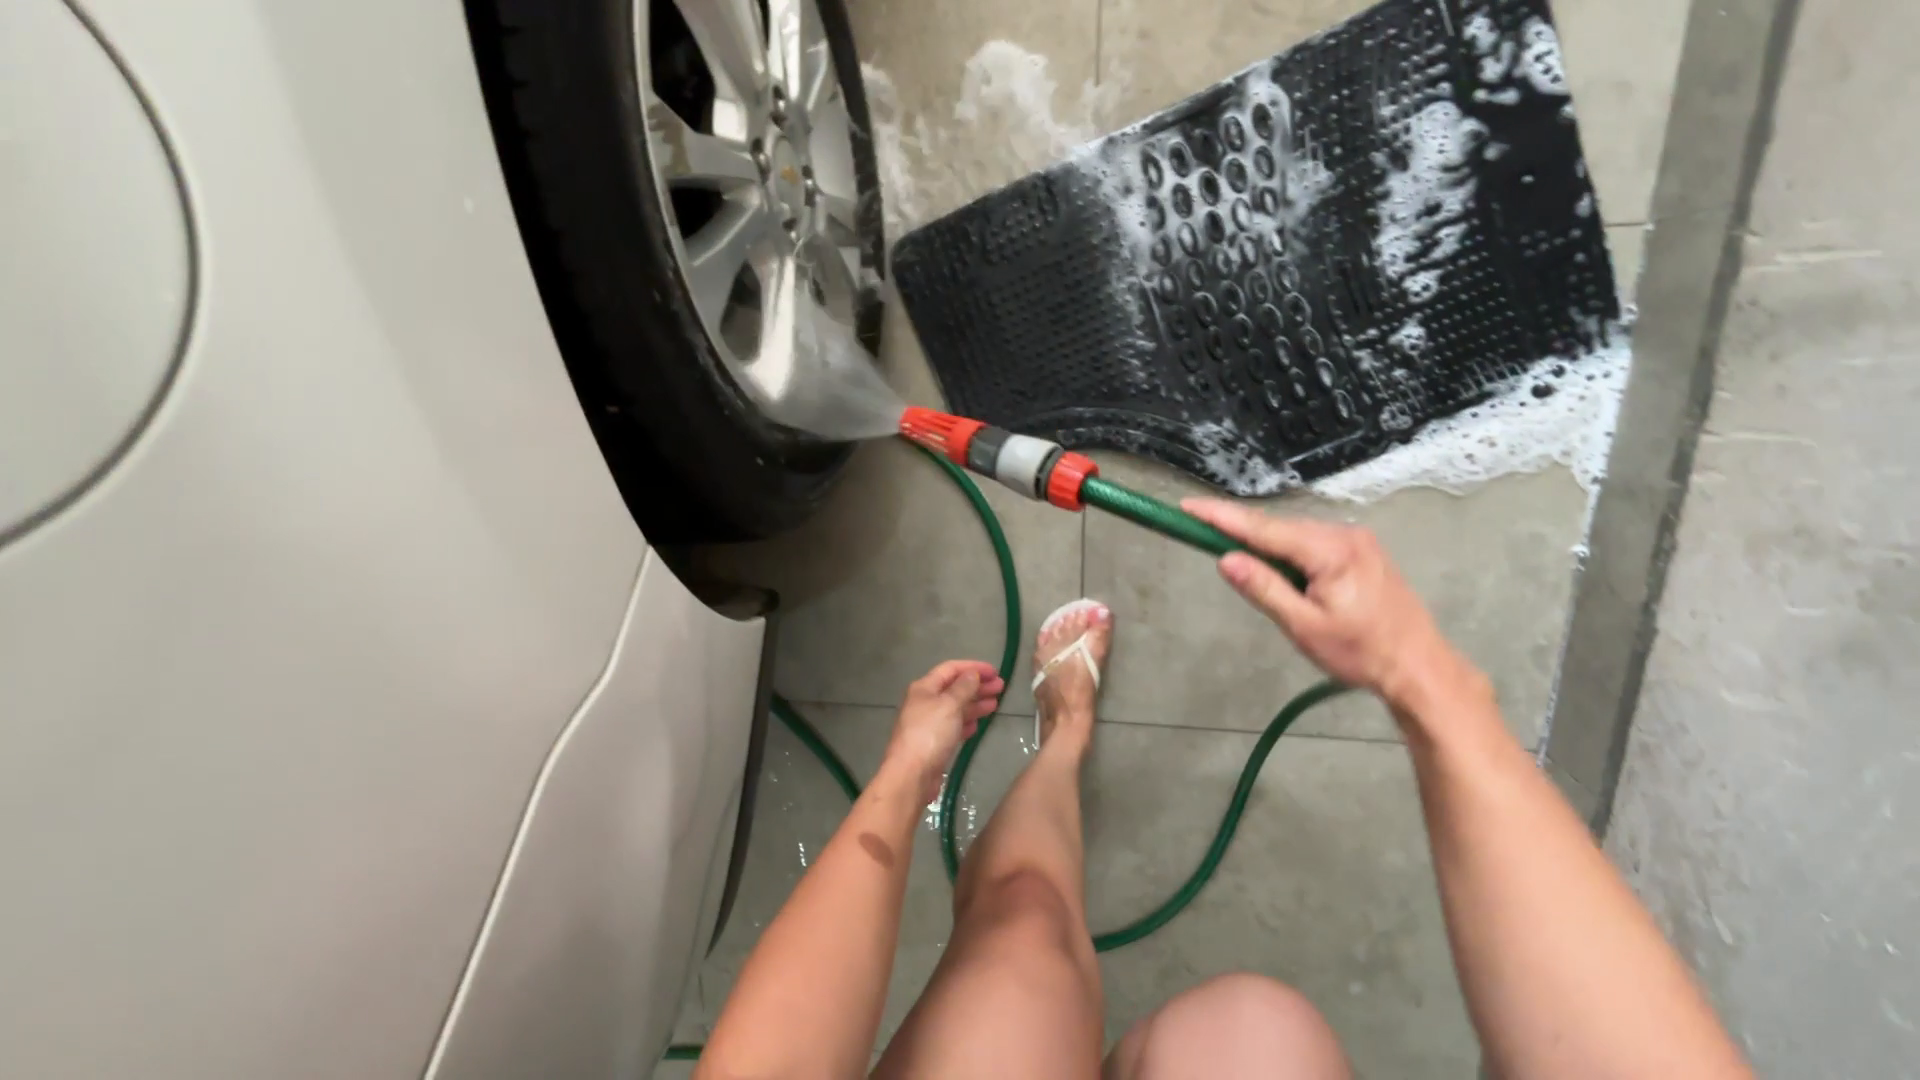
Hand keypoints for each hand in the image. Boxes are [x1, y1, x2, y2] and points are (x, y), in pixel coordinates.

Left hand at [885, 660, 1004, 800]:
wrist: (912, 775)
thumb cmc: (930, 734)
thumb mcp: (949, 705)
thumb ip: (964, 687)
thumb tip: (973, 674)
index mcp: (924, 688)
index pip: (950, 669)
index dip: (973, 667)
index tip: (995, 672)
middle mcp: (925, 702)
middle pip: (954, 688)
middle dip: (977, 686)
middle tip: (1001, 687)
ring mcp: (928, 724)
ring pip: (955, 708)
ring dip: (975, 704)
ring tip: (996, 704)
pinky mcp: (934, 743)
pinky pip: (952, 727)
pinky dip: (966, 723)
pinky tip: (977, 725)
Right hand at [1183, 499, 1478, 711]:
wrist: (1419, 666)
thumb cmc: (1360, 653)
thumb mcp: (1304, 626)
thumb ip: (1264, 589)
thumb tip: (1226, 559)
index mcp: (1330, 551)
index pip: (1263, 528)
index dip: (1221, 516)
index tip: (1187, 505)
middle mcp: (1344, 534)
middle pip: (1279, 527)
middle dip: (1240, 530)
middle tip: (1202, 533)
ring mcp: (1357, 540)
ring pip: (1295, 535)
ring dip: (1265, 544)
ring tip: (1240, 560)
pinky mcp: (1362, 551)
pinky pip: (1312, 543)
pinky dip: (1287, 551)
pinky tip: (1278, 568)